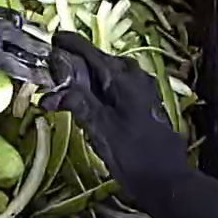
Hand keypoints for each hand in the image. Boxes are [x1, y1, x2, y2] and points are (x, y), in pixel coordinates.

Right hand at [42, 32, 217, 217]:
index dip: (71, 44)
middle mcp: (136, 76)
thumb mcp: (99, 129)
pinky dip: (104, 86)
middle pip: (102, 61)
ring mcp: (145, 89)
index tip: (54, 38)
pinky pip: (121, 85)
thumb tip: (49, 94)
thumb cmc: (133, 155)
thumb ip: (77, 103)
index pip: (91, 52)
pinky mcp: (148, 103)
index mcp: (122, 78)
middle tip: (57, 66)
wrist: (167, 179)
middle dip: (79, 61)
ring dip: (92, 75)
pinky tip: (96, 99)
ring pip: (113, 73)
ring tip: (72, 82)